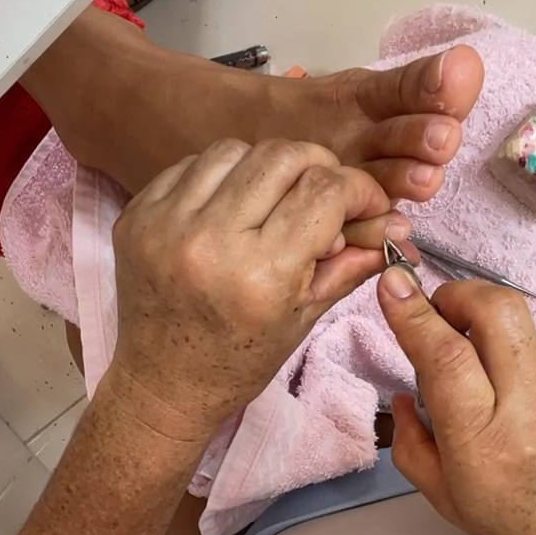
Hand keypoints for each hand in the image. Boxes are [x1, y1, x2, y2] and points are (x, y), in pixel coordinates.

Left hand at [106, 138, 404, 442]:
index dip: (358, 189)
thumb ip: (348, 265)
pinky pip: (190, 166)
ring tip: (271, 203)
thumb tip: (398, 225)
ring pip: (234, 149)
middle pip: (282, 155)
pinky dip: (219, 178)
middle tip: (322, 195)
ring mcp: (165, 227)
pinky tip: (229, 208)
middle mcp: (209, 243)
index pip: (325, 191)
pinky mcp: (136, 218)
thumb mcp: (301, 320)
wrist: (164, 385)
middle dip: (316, 167)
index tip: (364, 204)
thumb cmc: (238, 362)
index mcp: (259, 276)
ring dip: (264, 168)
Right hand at [378, 267, 535, 534]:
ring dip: (490, 337)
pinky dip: (523, 361)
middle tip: (440, 310)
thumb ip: (413, 443)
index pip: (446, 356)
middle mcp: (534, 404)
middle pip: (496, 310)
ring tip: (491, 381)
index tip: (393, 282)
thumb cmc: (524, 530)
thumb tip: (404, 391)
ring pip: (520, 329)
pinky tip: (531, 400)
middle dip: (458, 293)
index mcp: (485, 443)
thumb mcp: (447, 501)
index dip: (414, 313)